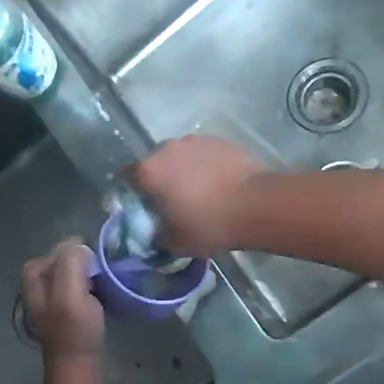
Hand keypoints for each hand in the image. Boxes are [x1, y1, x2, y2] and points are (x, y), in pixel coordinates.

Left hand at [22, 238, 104, 360]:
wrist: (77, 363)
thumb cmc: (73, 327)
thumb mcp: (69, 290)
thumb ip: (70, 262)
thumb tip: (78, 247)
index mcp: (33, 278)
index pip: (56, 251)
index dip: (74, 252)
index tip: (92, 262)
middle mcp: (38, 286)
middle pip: (63, 261)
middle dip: (81, 263)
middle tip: (98, 270)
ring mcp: (51, 300)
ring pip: (71, 274)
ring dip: (86, 275)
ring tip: (101, 280)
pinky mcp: (65, 312)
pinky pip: (78, 288)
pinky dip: (89, 287)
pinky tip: (100, 293)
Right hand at [132, 132, 272, 254]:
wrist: (257, 204)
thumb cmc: (209, 224)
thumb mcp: (177, 243)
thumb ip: (157, 238)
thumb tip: (154, 236)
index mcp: (149, 170)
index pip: (126, 175)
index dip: (131, 191)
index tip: (141, 205)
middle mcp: (168, 148)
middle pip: (154, 162)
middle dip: (159, 179)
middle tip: (171, 201)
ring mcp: (196, 140)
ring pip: (180, 156)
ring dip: (183, 171)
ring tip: (198, 192)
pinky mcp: (221, 140)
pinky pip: (203, 154)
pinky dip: (205, 166)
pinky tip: (217, 184)